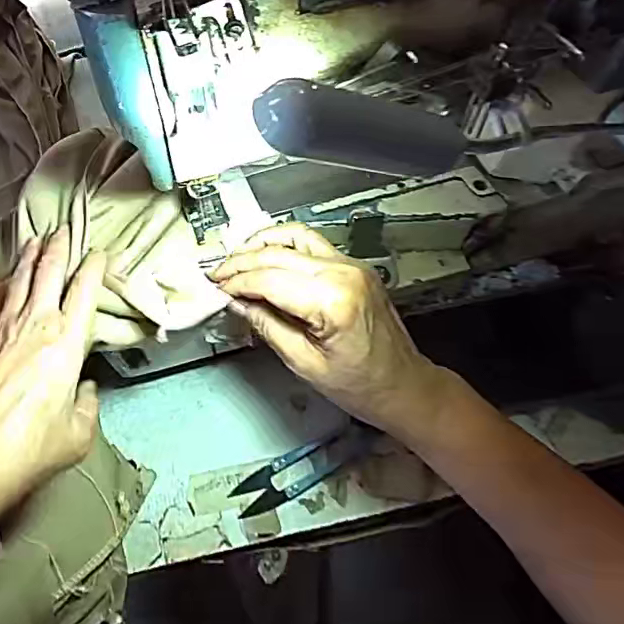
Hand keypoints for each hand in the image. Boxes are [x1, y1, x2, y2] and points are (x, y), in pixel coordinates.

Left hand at [0, 232, 103, 529]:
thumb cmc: (26, 450)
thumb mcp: (76, 435)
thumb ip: (87, 407)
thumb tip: (85, 390)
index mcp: (66, 342)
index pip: (85, 291)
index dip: (94, 267)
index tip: (100, 253)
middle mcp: (34, 323)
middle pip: (48, 271)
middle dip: (58, 246)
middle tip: (63, 230)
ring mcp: (0, 327)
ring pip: (18, 279)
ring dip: (28, 256)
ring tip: (35, 239)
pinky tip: (2, 280)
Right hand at [211, 223, 451, 433]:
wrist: (405, 386)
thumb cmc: (362, 385)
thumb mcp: (304, 363)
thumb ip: (266, 325)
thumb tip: (237, 302)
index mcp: (333, 301)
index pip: (269, 279)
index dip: (237, 283)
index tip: (217, 289)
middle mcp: (344, 273)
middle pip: (277, 255)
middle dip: (241, 263)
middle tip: (218, 276)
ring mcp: (350, 265)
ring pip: (292, 238)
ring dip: (259, 245)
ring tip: (236, 260)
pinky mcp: (352, 265)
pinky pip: (310, 242)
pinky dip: (282, 243)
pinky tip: (265, 253)